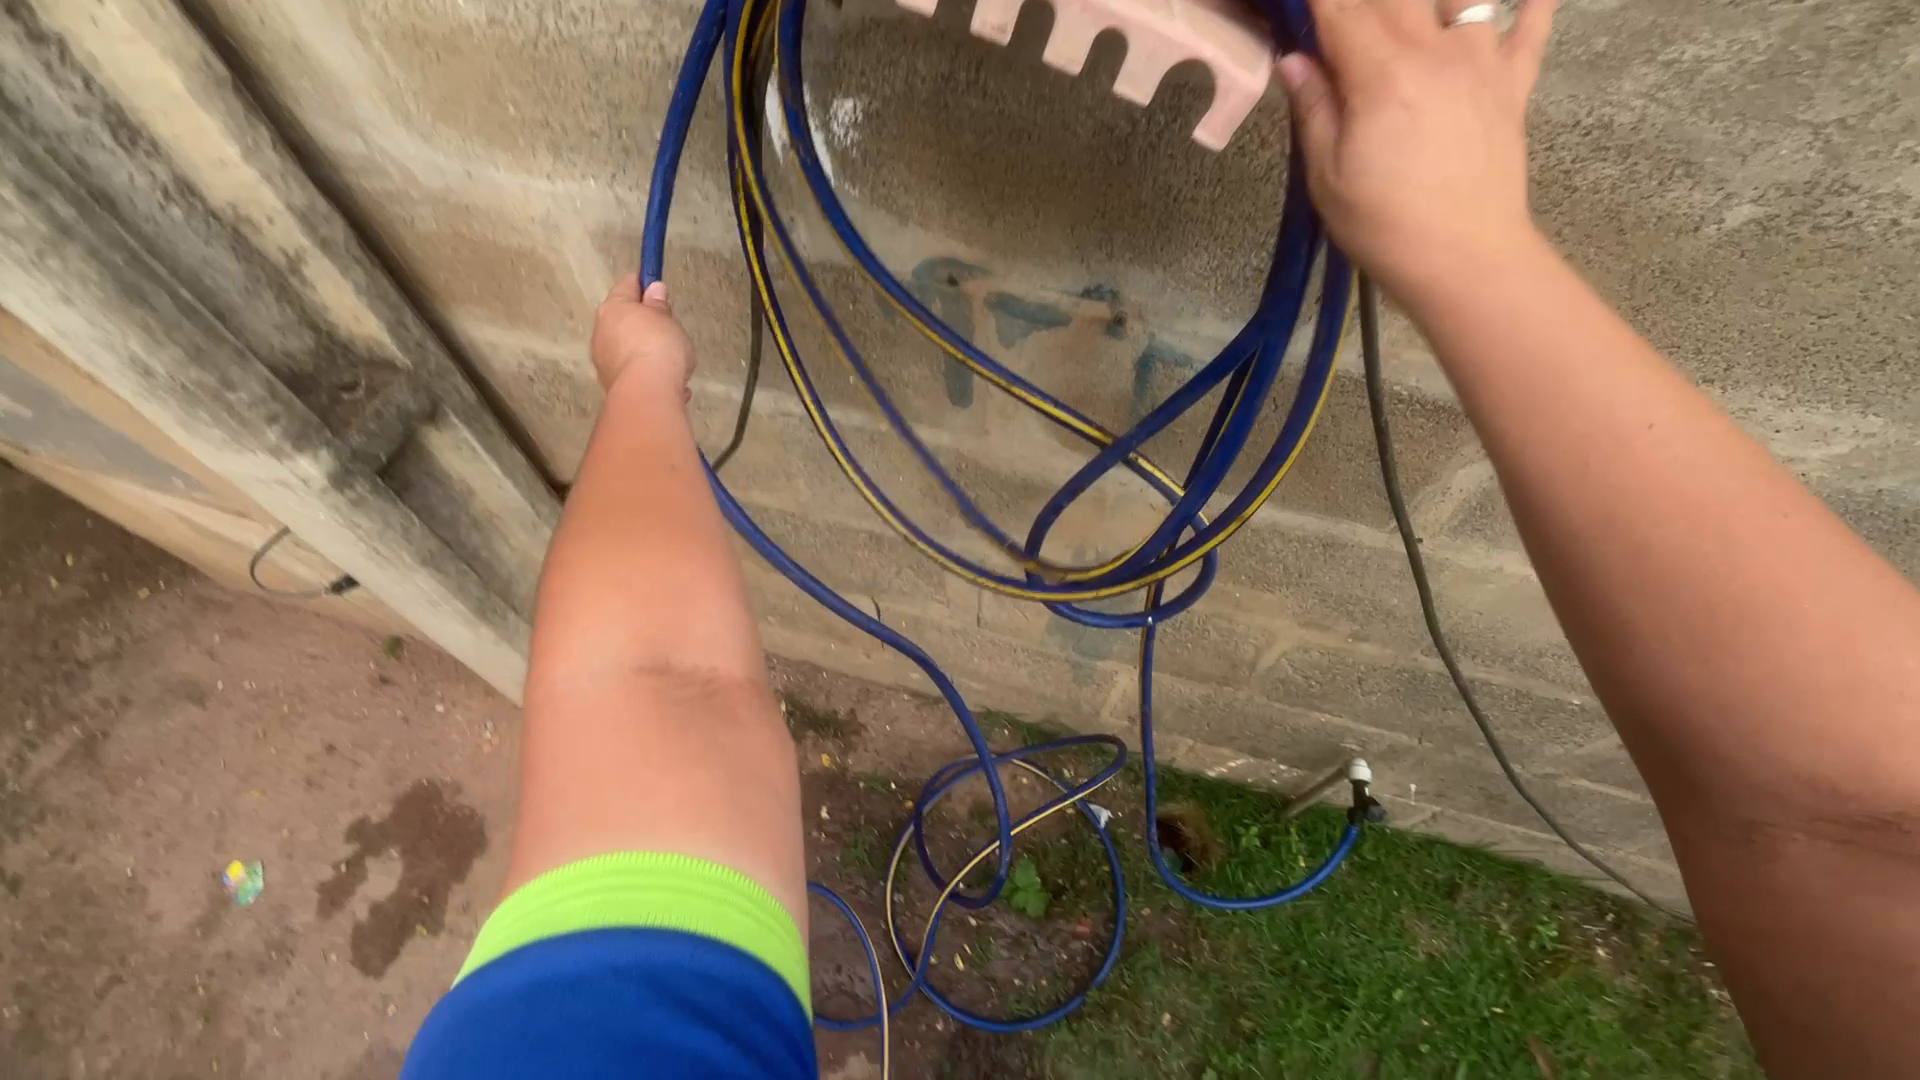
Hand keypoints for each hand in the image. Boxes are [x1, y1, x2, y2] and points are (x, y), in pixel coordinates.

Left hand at [590, 275, 696, 395]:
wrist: (648, 392)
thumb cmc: (659, 347)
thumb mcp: (667, 321)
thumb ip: (659, 306)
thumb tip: (654, 289)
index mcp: (613, 309)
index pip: (628, 285)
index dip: (645, 285)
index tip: (660, 290)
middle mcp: (601, 332)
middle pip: (624, 320)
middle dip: (645, 325)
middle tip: (670, 333)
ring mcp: (604, 361)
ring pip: (628, 350)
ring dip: (646, 353)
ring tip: (672, 365)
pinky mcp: (612, 385)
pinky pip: (634, 374)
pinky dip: (649, 376)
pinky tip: (670, 385)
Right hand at [1278, 0, 1557, 300]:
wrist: (1462, 256)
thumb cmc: (1381, 223)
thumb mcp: (1327, 175)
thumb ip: (1313, 109)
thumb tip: (1293, 60)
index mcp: (1382, 75)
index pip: (1340, 11)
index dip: (1315, 6)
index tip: (1297, 13)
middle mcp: (1437, 49)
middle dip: (1360, 3)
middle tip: (1343, 27)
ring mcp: (1483, 59)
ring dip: (1426, 3)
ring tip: (1405, 21)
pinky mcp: (1514, 81)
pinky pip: (1532, 21)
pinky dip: (1526, 2)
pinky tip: (1514, 0)